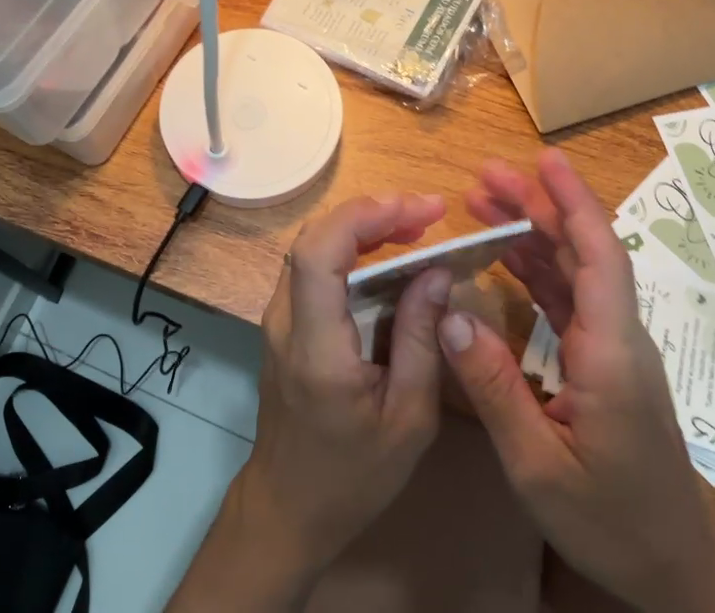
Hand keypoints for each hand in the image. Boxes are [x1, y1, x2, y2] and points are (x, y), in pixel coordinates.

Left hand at [168, 193, 450, 611]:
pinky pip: (312, 272)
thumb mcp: (409, 418)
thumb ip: (421, 340)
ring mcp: (277, 322)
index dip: (365, 218)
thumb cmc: (355, 474)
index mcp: (315, 347)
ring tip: (417, 229)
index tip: (420, 210)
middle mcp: (284, 322)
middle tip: (429, 214)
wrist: (289, 505)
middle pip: (313, 241)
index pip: (319, 254)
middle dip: (372, 215)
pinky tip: (390, 261)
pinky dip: (350, 253)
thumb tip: (437, 273)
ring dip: (361, 230)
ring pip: (311, 250)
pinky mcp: (283, 326)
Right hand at [441, 150, 714, 612]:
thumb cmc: (611, 522)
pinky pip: (569, 303)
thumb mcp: (538, 465)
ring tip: (482, 203)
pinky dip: (535, 272)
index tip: (544, 160)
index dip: (573, 204)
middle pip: (583, 253)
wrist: (675, 566)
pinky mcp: (603, 368)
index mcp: (610, 355)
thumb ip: (495, 389)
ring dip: (533, 233)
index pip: (598, 258)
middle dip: (538, 206)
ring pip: (575, 273)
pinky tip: (504, 259)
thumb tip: (448, 316)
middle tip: (482, 176)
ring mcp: (613, 353)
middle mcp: (618, 341)